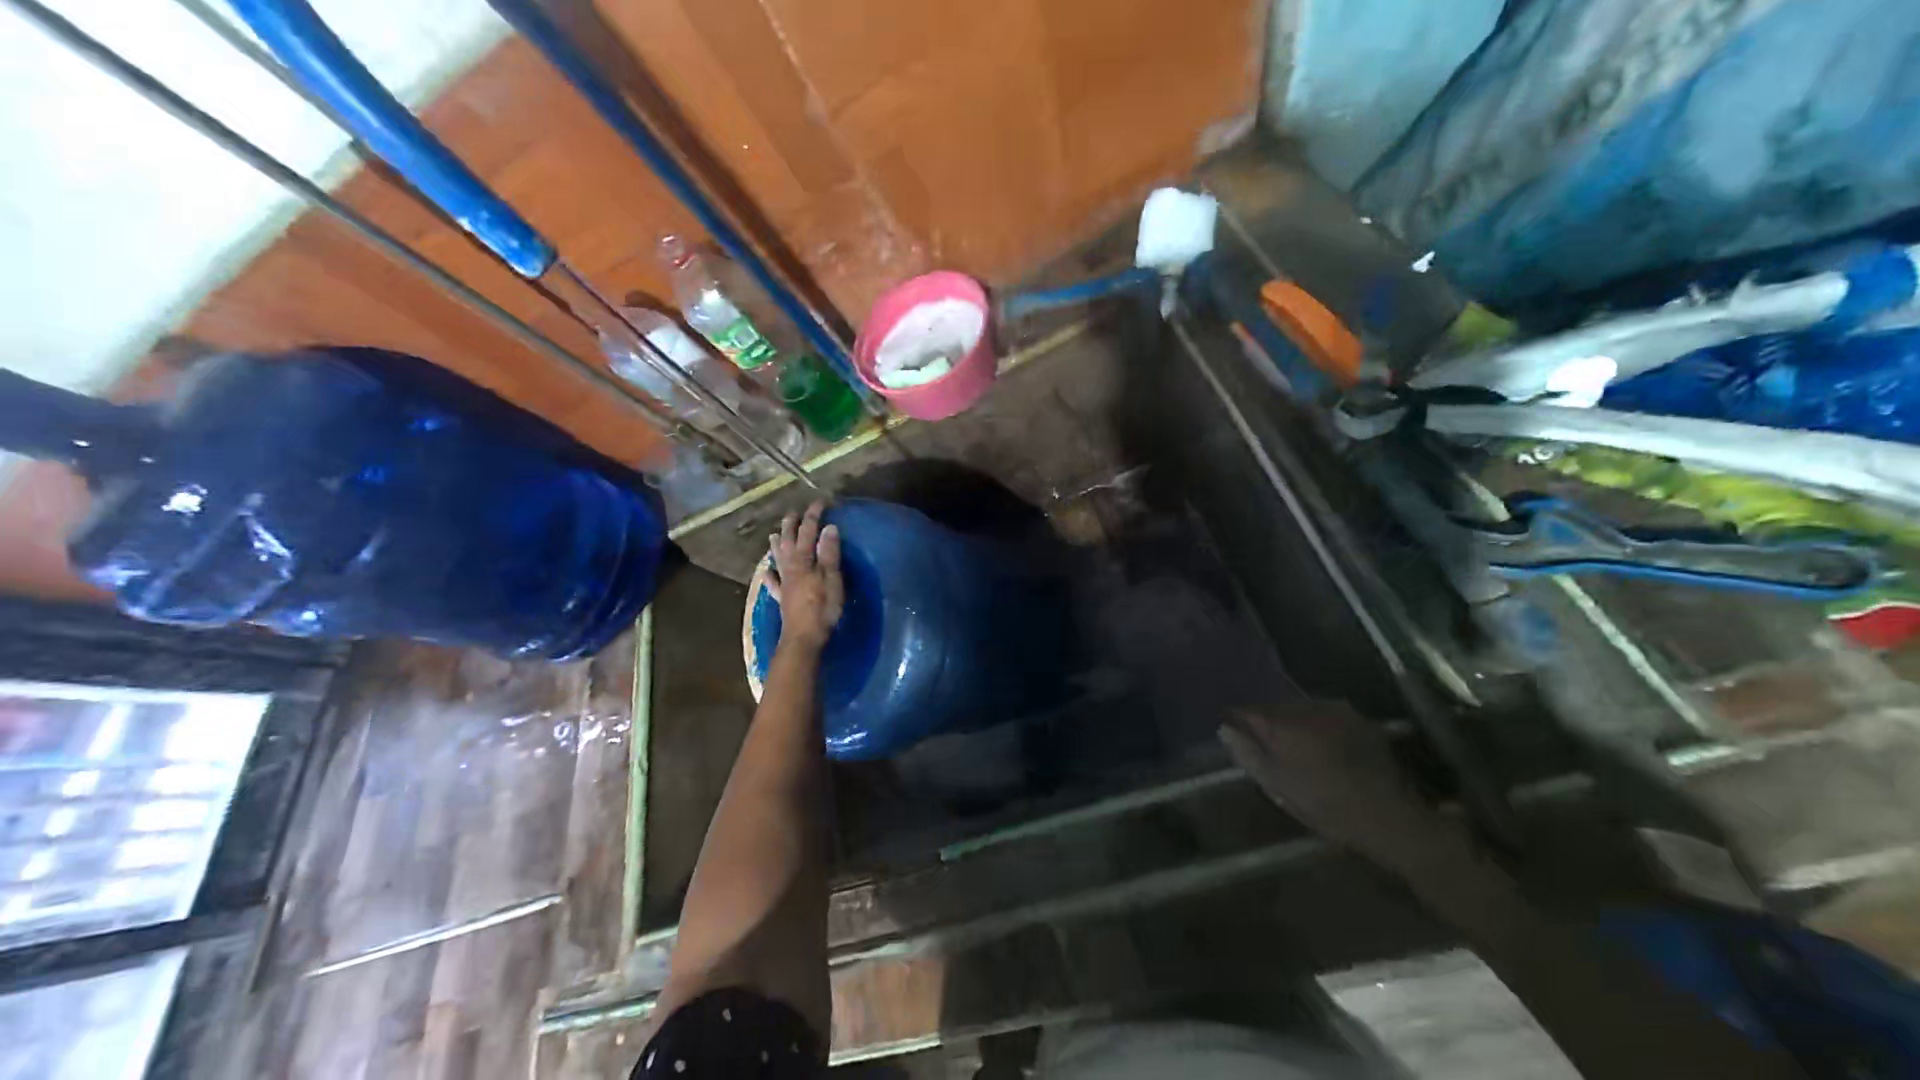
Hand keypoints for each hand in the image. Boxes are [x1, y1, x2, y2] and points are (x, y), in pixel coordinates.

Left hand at [768, 502, 843, 652]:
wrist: (803, 638)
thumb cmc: (822, 608)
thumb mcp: (832, 579)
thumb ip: (829, 553)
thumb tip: (829, 528)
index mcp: (803, 560)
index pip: (808, 531)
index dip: (813, 515)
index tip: (820, 502)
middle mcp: (790, 568)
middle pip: (789, 541)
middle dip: (791, 525)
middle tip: (794, 513)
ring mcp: (784, 583)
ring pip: (778, 558)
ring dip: (777, 544)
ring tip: (774, 534)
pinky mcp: (783, 598)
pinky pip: (773, 583)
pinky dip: (769, 575)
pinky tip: (766, 572)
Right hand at [1221, 703, 1465, 874]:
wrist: (1387, 816)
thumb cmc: (1323, 804)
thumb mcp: (1275, 784)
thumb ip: (1247, 752)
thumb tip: (1224, 727)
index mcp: (1282, 723)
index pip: (1247, 711)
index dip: (1238, 722)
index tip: (1236, 736)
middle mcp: (1307, 707)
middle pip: (1275, 709)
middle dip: (1268, 724)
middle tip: (1268, 749)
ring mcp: (1337, 711)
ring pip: (1302, 711)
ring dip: (1295, 725)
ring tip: (1298, 750)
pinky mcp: (1360, 720)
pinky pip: (1327, 716)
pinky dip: (1319, 728)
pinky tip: (1325, 750)